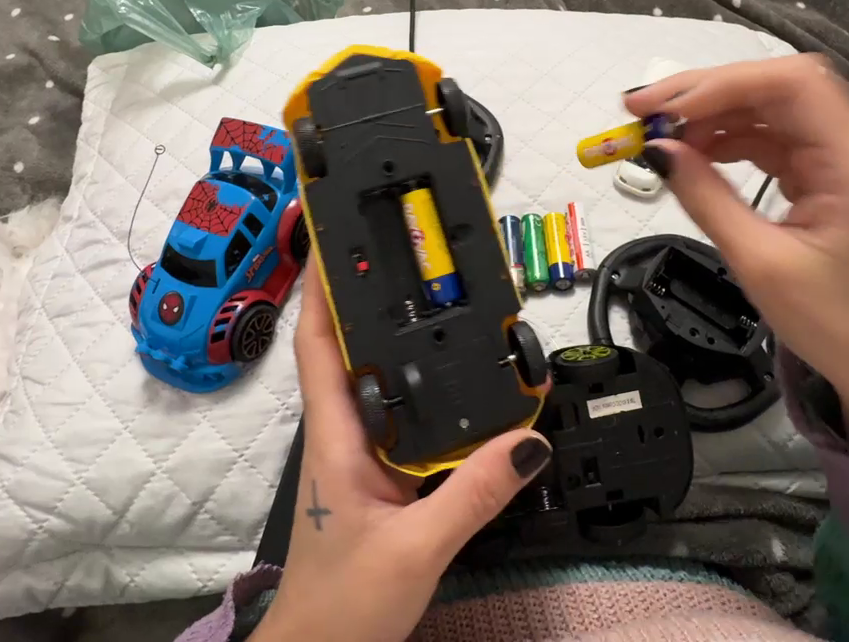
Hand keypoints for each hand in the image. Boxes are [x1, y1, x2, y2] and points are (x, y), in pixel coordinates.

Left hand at [254, 266, 551, 641]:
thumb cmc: (345, 604)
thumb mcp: (417, 548)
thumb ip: (473, 494)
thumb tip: (530, 439)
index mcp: (335, 435)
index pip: (318, 344)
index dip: (323, 289)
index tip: (339, 244)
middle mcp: (343, 432)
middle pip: (349, 349)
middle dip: (370, 301)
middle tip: (408, 260)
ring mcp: (360, 453)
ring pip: (378, 381)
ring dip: (397, 341)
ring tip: (435, 303)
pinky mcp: (379, 474)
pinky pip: (403, 417)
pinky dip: (425, 391)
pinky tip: (456, 384)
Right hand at [625, 56, 848, 458]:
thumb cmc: (833, 324)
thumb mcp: (760, 262)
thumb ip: (706, 196)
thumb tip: (655, 149)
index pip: (790, 84)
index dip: (720, 83)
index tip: (661, 108)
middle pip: (777, 87)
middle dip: (707, 92)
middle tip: (642, 109)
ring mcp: (844, 158)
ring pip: (771, 108)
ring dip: (713, 113)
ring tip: (660, 132)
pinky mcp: (829, 174)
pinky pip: (774, 138)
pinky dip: (730, 138)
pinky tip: (694, 150)